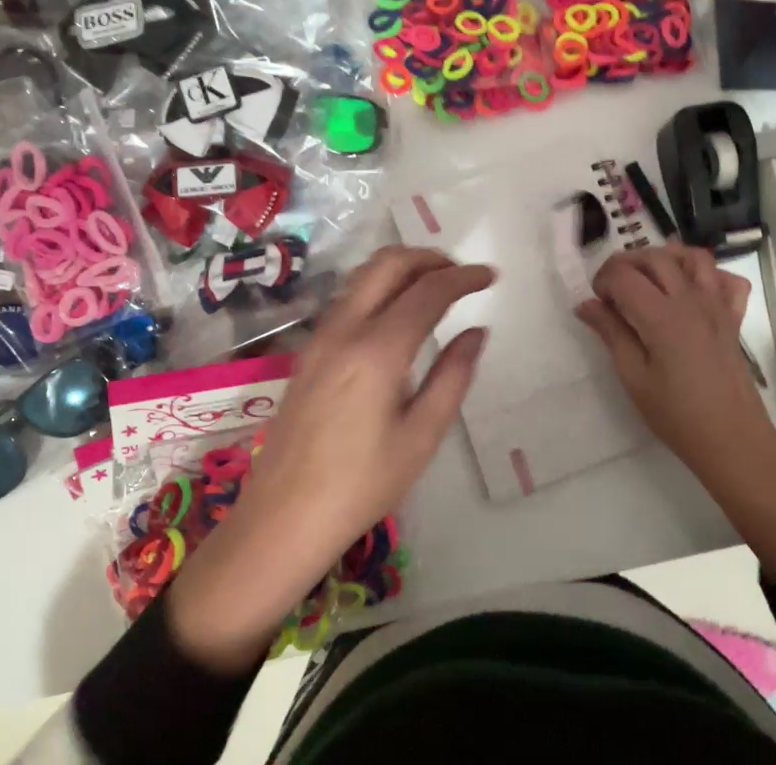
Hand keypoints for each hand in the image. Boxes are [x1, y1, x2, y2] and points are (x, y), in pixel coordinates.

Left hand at [167, 246, 492, 668]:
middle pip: (386, 265)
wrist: (284, 517)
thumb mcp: (422, 436)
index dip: (463, 277)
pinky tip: (398, 314)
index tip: (491, 276)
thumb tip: (475, 331)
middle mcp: (344, 331)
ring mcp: (319, 339)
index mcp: (377, 350)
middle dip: (428, 258)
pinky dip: (379, 288)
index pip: (427, 291)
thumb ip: (453, 376)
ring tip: (435, 286)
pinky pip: (347, 299)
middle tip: (461, 272)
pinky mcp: (308, 354)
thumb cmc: (362, 484)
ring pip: (362, 277)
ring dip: (401, 269)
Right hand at [576, 243, 775, 582]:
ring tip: (648, 278)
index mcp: (662, 316)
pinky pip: (726, 278)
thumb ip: (612, 334)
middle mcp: (691, 300)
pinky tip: (690, 289)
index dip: (603, 281)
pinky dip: (708, 274)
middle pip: (656, 257)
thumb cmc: (676, 415)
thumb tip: (586, 305)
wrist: (731, 437)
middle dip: (627, 263)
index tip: (597, 302)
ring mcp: (717, 305)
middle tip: (613, 289)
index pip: (624, 275)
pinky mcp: (733, 316)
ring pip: (693, 257)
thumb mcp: (634, 378)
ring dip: (666, 258)